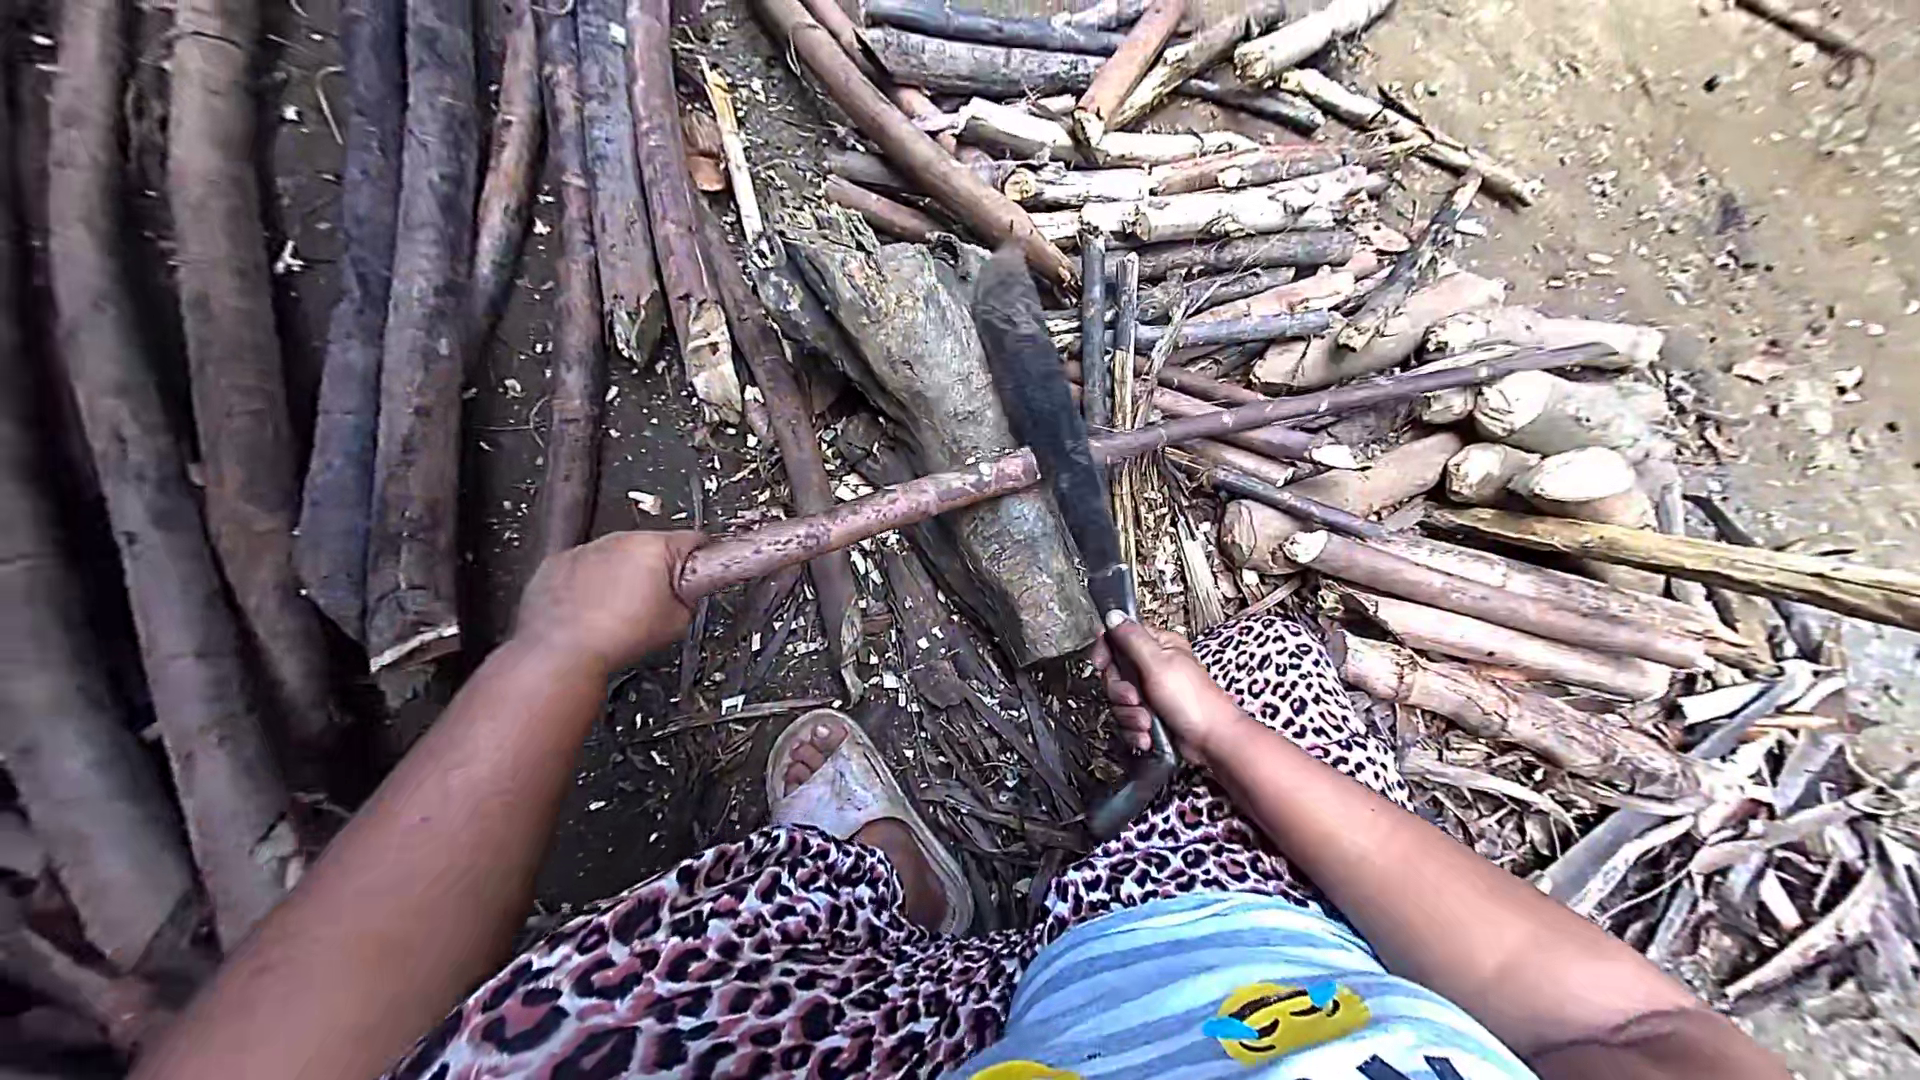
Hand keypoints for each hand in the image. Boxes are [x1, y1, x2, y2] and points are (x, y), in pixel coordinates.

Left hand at [510, 530, 706, 675]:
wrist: (562, 655)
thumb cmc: (617, 638)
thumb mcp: (679, 621)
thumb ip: (689, 596)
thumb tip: (689, 589)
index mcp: (655, 547)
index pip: (694, 540)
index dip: (701, 560)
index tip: (695, 574)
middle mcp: (620, 540)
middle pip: (654, 547)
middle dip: (658, 569)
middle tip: (655, 602)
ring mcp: (586, 549)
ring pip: (618, 556)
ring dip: (623, 574)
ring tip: (620, 610)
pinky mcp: (558, 562)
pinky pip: (585, 567)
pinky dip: (591, 582)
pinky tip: (593, 608)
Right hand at [1092, 616, 1249, 767]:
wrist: (1211, 743)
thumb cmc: (1195, 702)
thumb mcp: (1158, 664)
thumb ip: (1132, 638)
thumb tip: (1114, 615)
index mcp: (1158, 646)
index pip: (1118, 637)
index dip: (1106, 651)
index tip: (1103, 663)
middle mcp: (1152, 667)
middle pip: (1113, 672)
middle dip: (1121, 691)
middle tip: (1135, 697)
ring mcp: (1150, 692)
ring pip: (1118, 699)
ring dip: (1130, 714)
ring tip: (1147, 719)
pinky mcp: (1148, 714)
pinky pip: (1126, 720)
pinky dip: (1135, 729)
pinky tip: (1149, 732)